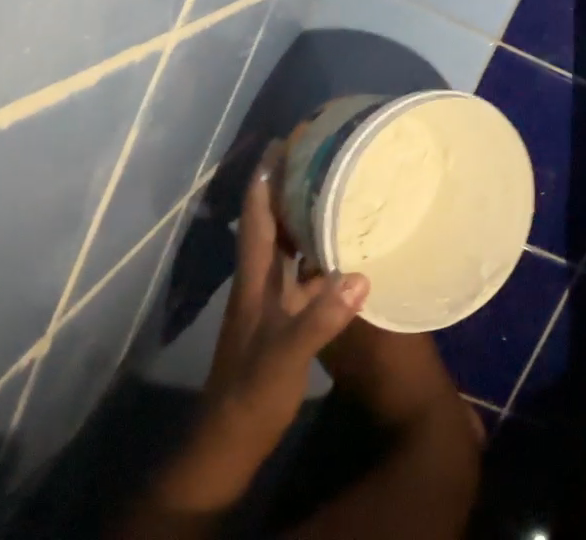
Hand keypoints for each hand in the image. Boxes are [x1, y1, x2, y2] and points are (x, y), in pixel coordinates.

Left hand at [158, 144, 367, 512]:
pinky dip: (321, 256)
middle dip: (290, 187)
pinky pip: (304, 274)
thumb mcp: (284, 358)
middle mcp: (261, 284)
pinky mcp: (284, 321)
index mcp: (255, 283)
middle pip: (274, 224)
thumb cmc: (250, 395)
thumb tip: (359, 277)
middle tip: (320, 155)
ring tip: (338, 189)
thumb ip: (319, 320)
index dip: (267, 179)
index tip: (283, 142)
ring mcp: (272, 303)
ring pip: (290, 248)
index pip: (259, 219)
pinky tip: (345, 252)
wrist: (227, 443)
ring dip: (306, 218)